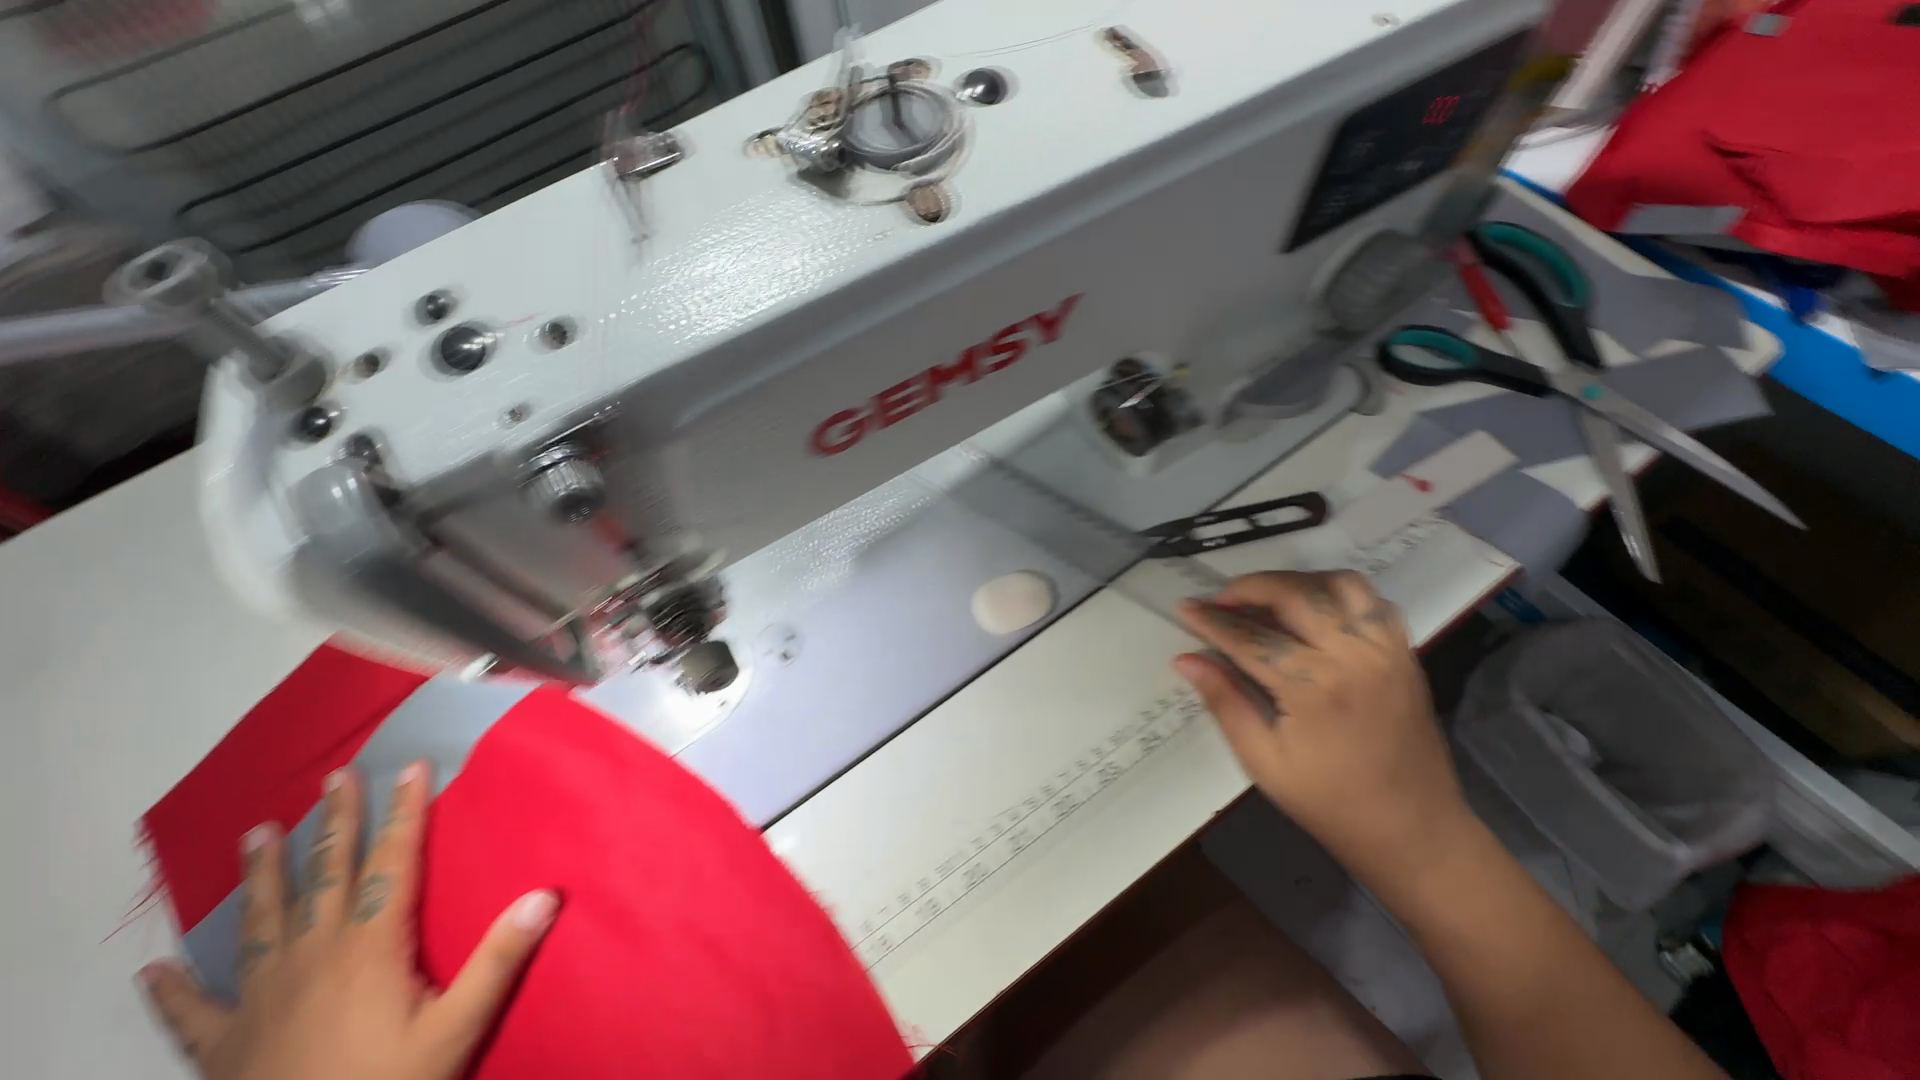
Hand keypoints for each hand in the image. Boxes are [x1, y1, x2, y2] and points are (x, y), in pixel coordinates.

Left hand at [138, 763, 559, 1079]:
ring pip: (261, 920)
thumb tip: (545, 894)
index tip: (411, 766)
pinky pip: (192, 1012)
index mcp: (370, 947)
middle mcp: (312, 955)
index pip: (394, 863)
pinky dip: (172, 991)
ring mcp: (260, 997)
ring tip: (254, 832)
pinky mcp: (222, 1044)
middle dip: (336, 823)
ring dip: (260, 874)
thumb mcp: (458, 1027)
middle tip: (336, 776)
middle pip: (327, 875)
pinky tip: (150, 972)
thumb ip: (499, 959)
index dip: (405, 812)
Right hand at [1173, 571, 1471, 881]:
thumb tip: (1186, 660)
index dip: (1211, 621)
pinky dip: (1339, 592)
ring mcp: (1386, 650)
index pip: (1249, 637)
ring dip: (1296, 582)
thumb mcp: (1263, 761)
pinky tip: (1314, 609)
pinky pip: (1372, 601)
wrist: (1413, 830)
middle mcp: (1353, 657)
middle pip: (1294, 594)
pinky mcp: (1405, 653)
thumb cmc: (1329, 803)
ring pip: (1338, 584)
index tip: (1185, 609)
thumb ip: (1224, 702)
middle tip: (1222, 599)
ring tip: (1268, 598)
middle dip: (1250, 588)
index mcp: (1313, 689)